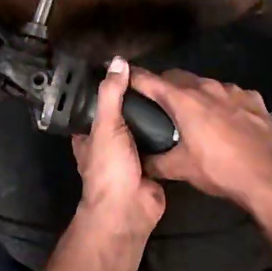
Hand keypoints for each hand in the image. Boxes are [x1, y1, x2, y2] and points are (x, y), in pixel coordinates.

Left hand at [70, 58, 165, 251]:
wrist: (129, 209)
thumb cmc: (109, 167)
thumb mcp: (106, 125)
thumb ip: (111, 94)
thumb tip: (118, 61)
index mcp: (88, 137)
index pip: (95, 107)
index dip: (106, 90)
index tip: (124, 70)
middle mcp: (108, 146)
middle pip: (122, 119)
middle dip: (136, 104)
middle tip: (155, 80)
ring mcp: (131, 158)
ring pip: (142, 133)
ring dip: (154, 120)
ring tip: (172, 93)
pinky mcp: (153, 167)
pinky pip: (161, 147)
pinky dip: (170, 136)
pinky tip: (183, 118)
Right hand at [130, 69, 271, 215]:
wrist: (269, 177)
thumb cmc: (220, 170)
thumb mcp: (181, 170)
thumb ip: (155, 162)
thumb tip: (138, 162)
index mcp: (184, 100)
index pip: (150, 80)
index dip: (134, 78)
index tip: (124, 78)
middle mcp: (208, 87)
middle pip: (178, 77)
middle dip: (164, 85)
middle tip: (157, 103)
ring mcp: (234, 91)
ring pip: (206, 85)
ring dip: (196, 94)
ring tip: (193, 114)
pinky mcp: (254, 99)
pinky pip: (231, 95)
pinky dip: (223, 103)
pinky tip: (226, 121)